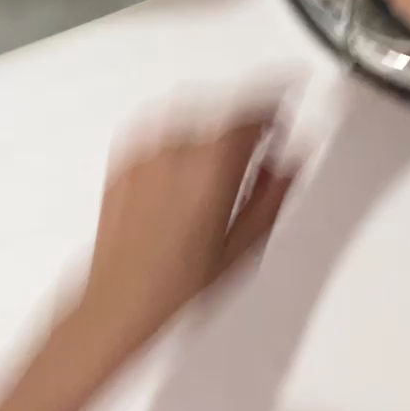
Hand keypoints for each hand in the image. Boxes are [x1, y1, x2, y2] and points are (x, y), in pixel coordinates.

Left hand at [73, 108, 296, 351]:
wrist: (120, 298)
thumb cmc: (176, 283)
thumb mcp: (244, 245)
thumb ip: (273, 196)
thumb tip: (289, 165)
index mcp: (212, 165)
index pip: (253, 114)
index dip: (273, 112)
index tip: (280, 118)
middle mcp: (176, 149)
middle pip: (221, 117)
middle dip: (241, 133)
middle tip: (253, 159)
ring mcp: (144, 151)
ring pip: (190, 121)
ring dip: (208, 137)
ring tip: (214, 175)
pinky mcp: (123, 160)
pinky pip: (159, 134)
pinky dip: (178, 145)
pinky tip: (183, 178)